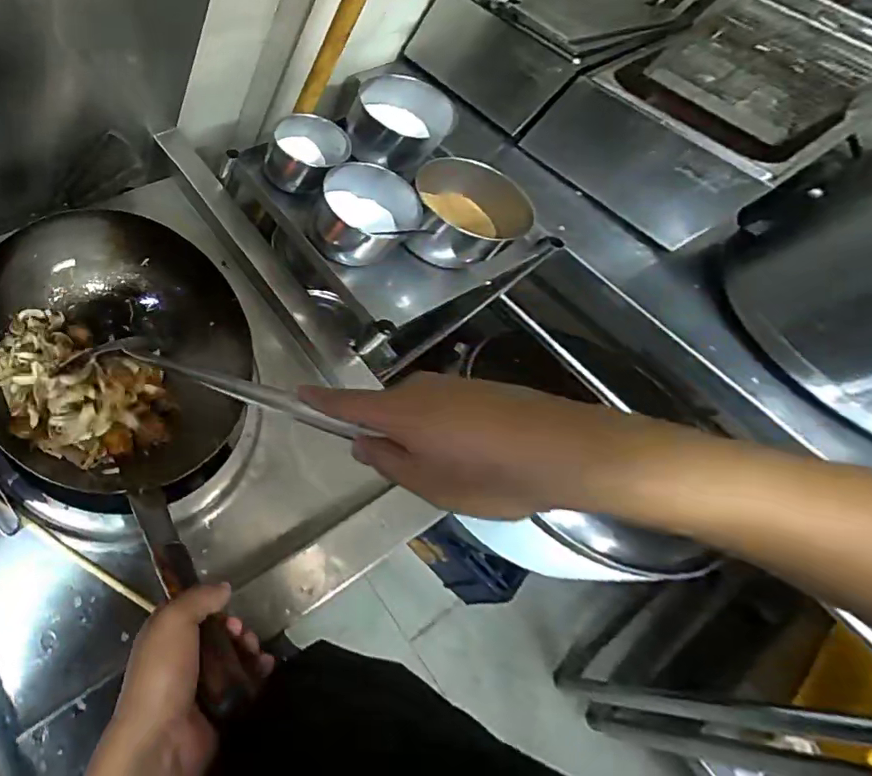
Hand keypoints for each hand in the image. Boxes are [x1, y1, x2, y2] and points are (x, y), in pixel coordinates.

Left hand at [87, 583, 274, 775]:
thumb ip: (198, 599)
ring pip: (231, 661)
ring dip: (247, 651)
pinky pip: (242, 688)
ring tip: (257, 650)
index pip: (192, 611)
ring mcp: (201, 685)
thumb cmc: (163, 669)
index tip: (229, 607)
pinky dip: (256, 677)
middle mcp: (182, 656)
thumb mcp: (174, 620)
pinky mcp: (220, 711)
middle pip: (216, 635)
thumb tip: (223, 587)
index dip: (212, 606)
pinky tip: (268, 667)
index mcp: (165, 632)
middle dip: (234, 630)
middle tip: (244, 634)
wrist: (163, 735)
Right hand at [301, 372, 701, 518]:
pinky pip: (446, 409)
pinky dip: (450, 430)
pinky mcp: (479, 388)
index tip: (296, 393)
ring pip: (418, 411)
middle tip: (411, 472)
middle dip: (386, 434)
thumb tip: (364, 443)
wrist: (574, 450)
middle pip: (384, 409)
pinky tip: (484, 457)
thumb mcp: (433, 486)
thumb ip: (390, 463)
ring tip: (460, 473)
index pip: (344, 404)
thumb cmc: (492, 475)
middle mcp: (416, 389)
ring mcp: (449, 385)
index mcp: (397, 412)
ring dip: (423, 435)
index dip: (318, 402)